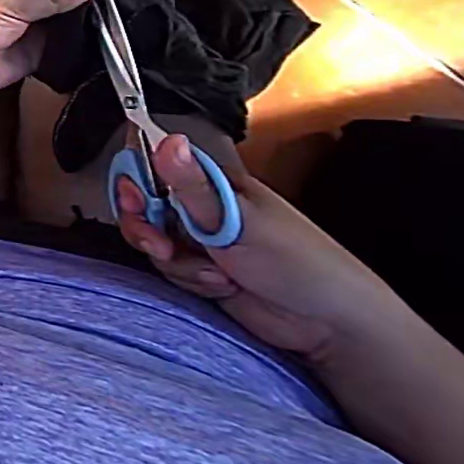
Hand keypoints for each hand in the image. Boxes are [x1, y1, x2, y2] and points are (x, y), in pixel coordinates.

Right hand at [113, 134, 412, 365]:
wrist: (328, 324)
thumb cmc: (294, 261)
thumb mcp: (238, 221)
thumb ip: (194, 186)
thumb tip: (168, 139)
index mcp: (211, 181)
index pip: (154, 167)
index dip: (134, 182)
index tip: (135, 203)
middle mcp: (200, 205)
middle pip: (144, 206)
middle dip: (146, 229)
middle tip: (163, 247)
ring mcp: (200, 239)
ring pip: (155, 242)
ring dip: (177, 263)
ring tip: (214, 274)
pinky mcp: (200, 270)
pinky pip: (170, 270)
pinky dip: (188, 280)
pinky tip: (220, 287)